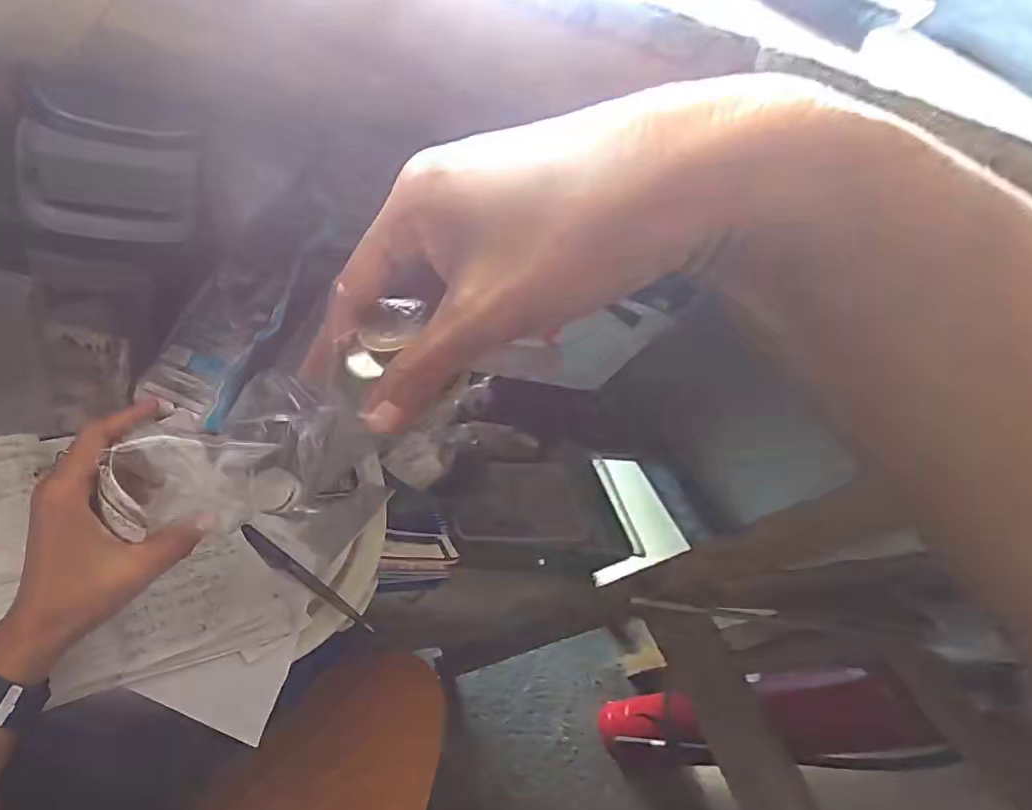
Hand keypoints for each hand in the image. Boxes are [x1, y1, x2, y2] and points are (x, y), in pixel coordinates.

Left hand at [0, 401, 203, 683]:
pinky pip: (83, 487)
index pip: (95, 435)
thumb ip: (173, 543)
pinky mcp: (54, 519)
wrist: (39, 627)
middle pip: (92, 448)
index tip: (158, 408)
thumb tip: (209, 518)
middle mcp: (52, 488)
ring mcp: (50, 504)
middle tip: (168, 449)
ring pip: (88, 468)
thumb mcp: (133, 569)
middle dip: (130, 443)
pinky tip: (138, 502)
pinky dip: (110, 485)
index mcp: (65, 490)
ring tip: (159, 476)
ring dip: (121, 467)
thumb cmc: (80, 595)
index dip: (127, 417)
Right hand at [308, 74, 859, 432]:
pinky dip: (483, 304)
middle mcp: (436, 188)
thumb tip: (372, 424)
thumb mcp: (486, 314)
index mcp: (410, 202)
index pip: (352, 287)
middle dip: (401, 341)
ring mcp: (483, 188)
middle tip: (402, 389)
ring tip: (468, 364)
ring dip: (449, 327)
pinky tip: (514, 328)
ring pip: (441, 278)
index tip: (320, 388)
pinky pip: (478, 264)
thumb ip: (421, 370)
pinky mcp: (523, 197)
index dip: (334, 344)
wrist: (712, 163)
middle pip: (396, 284)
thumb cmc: (573, 236)